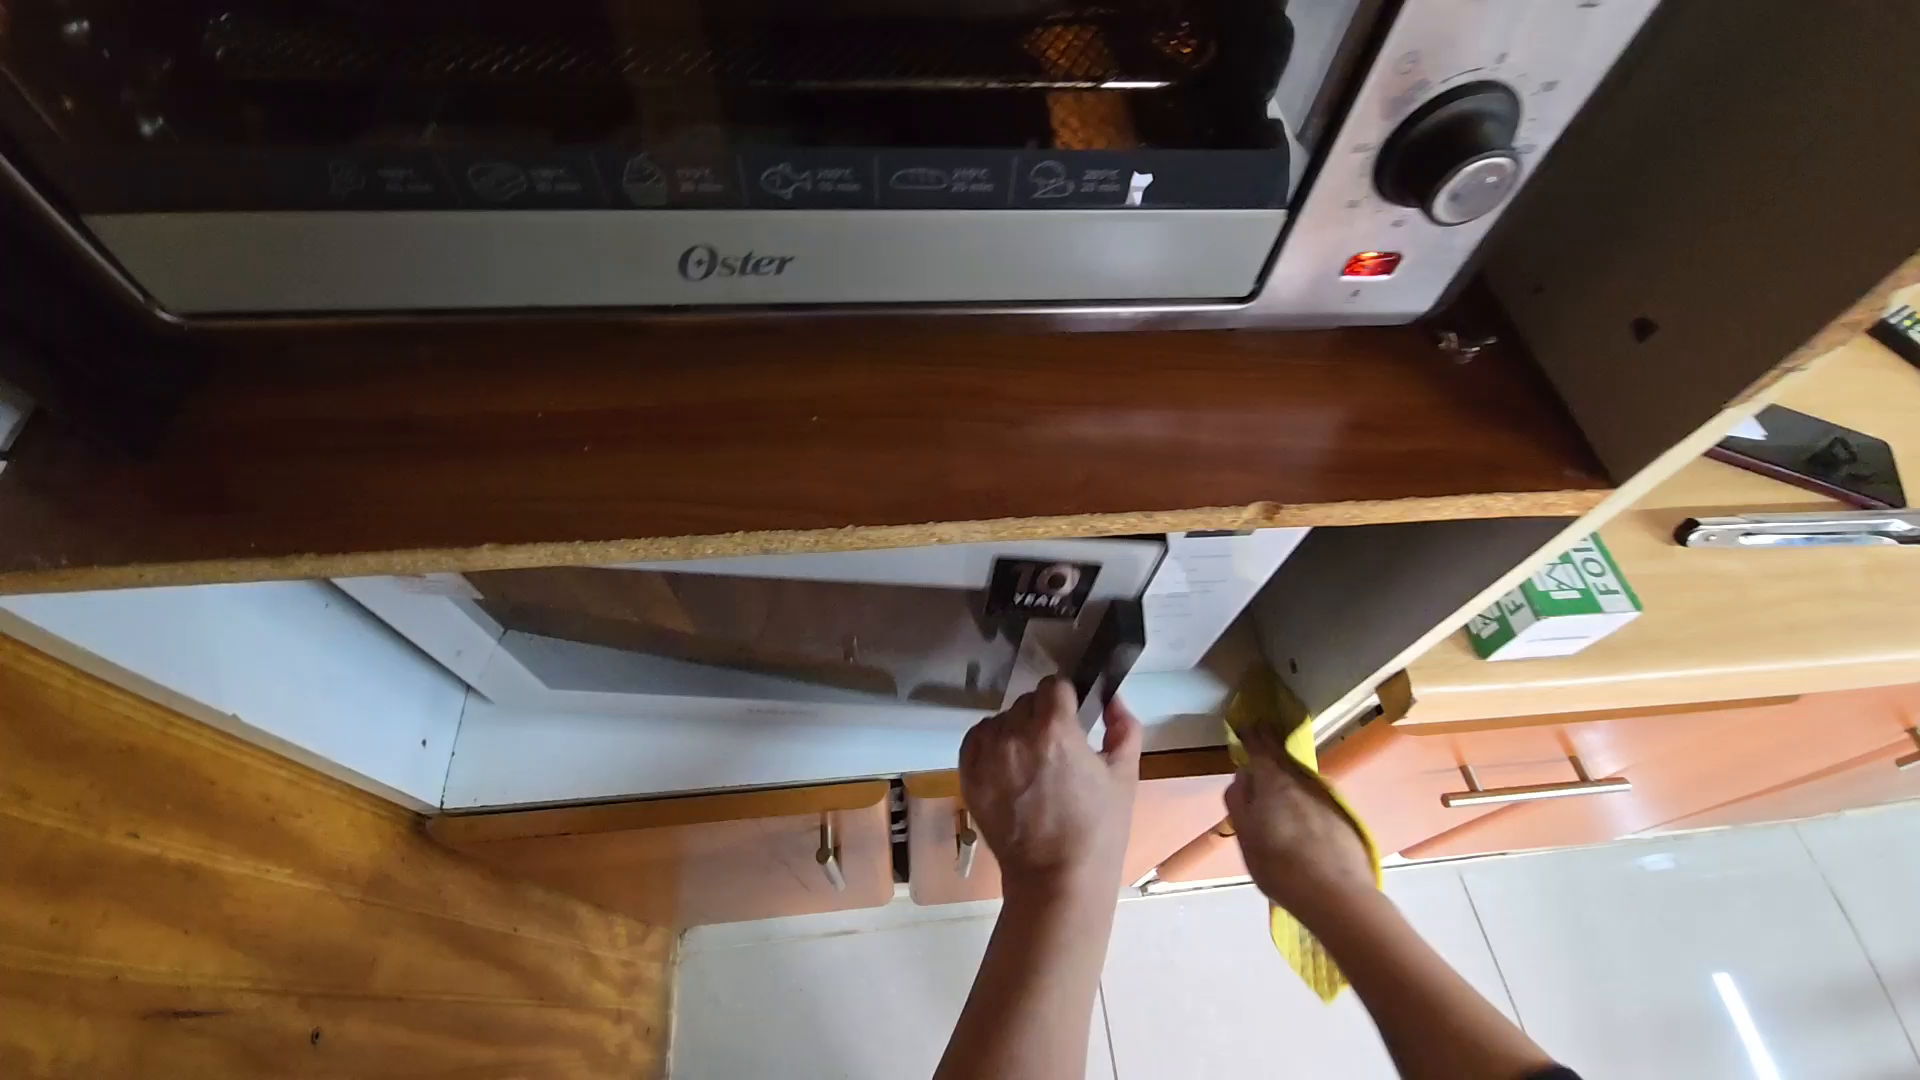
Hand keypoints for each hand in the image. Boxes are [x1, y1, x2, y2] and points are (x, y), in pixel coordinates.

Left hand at [958, 676, 1141, 900]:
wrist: (1056, 880)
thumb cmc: (1098, 830)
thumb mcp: (1124, 775)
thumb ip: (1123, 728)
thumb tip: (1113, 699)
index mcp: (1055, 728)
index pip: (1054, 686)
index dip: (1067, 699)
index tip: (1073, 717)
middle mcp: (1015, 734)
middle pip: (1027, 702)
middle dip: (1043, 715)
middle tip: (1056, 746)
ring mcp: (987, 755)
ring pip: (1001, 720)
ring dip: (1016, 730)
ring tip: (1032, 760)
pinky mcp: (968, 775)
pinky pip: (976, 739)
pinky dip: (991, 744)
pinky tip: (1008, 765)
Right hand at [1224, 721, 1374, 924]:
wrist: (1337, 897)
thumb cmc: (1279, 866)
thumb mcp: (1244, 834)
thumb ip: (1239, 799)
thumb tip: (1243, 775)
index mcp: (1272, 783)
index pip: (1260, 748)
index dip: (1252, 735)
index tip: (1248, 723)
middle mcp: (1300, 783)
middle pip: (1283, 758)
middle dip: (1271, 744)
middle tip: (1263, 733)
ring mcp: (1326, 800)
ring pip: (1301, 778)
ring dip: (1288, 771)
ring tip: (1279, 773)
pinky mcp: (1343, 820)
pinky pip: (1316, 797)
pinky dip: (1304, 795)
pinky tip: (1302, 809)